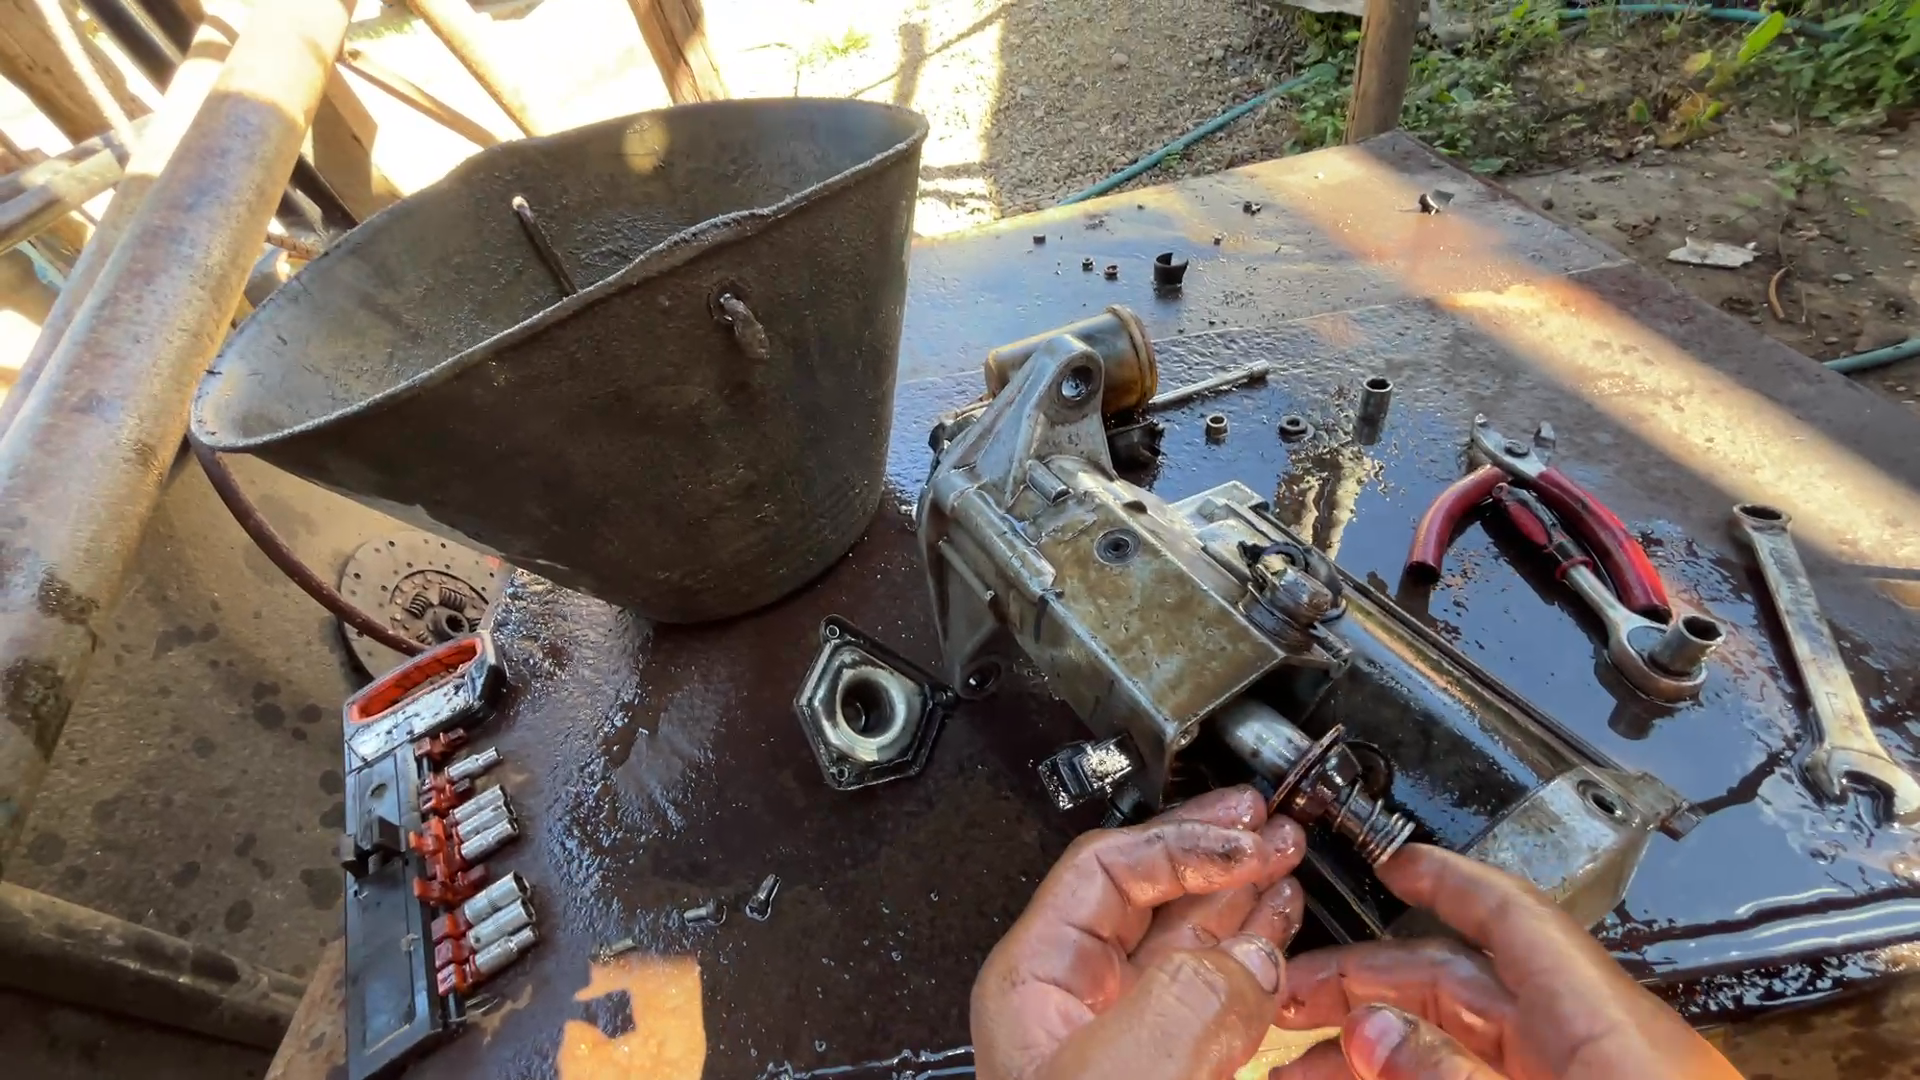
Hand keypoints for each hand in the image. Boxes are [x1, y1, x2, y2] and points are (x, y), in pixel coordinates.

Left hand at [971, 786, 1306, 1079]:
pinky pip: (1214, 1004)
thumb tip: (1248, 956)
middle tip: (1269, 825)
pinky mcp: (1172, 1071)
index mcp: (1038, 980)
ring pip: (1188, 944)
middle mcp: (1080, 1000)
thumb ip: (1181, 1004)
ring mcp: (1126, 1038)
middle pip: (1150, 893)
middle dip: (1214, 853)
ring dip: (1241, 899)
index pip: (1105, 867)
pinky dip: (1254, 968)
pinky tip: (1279, 942)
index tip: (1243, 836)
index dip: (1179, 841)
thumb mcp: (1115, 1078)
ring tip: (1284, 862)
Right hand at [1272, 844, 1742, 1079]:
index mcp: (1605, 1028)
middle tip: (1292, 998)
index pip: (1511, 915)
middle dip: (1361, 983)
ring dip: (1368, 1046)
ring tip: (1300, 1068)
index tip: (1385, 864)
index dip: (1442, 878)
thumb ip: (1452, 1078)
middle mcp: (1588, 1050)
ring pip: (1447, 1043)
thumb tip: (1369, 1029)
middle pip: (1452, 981)